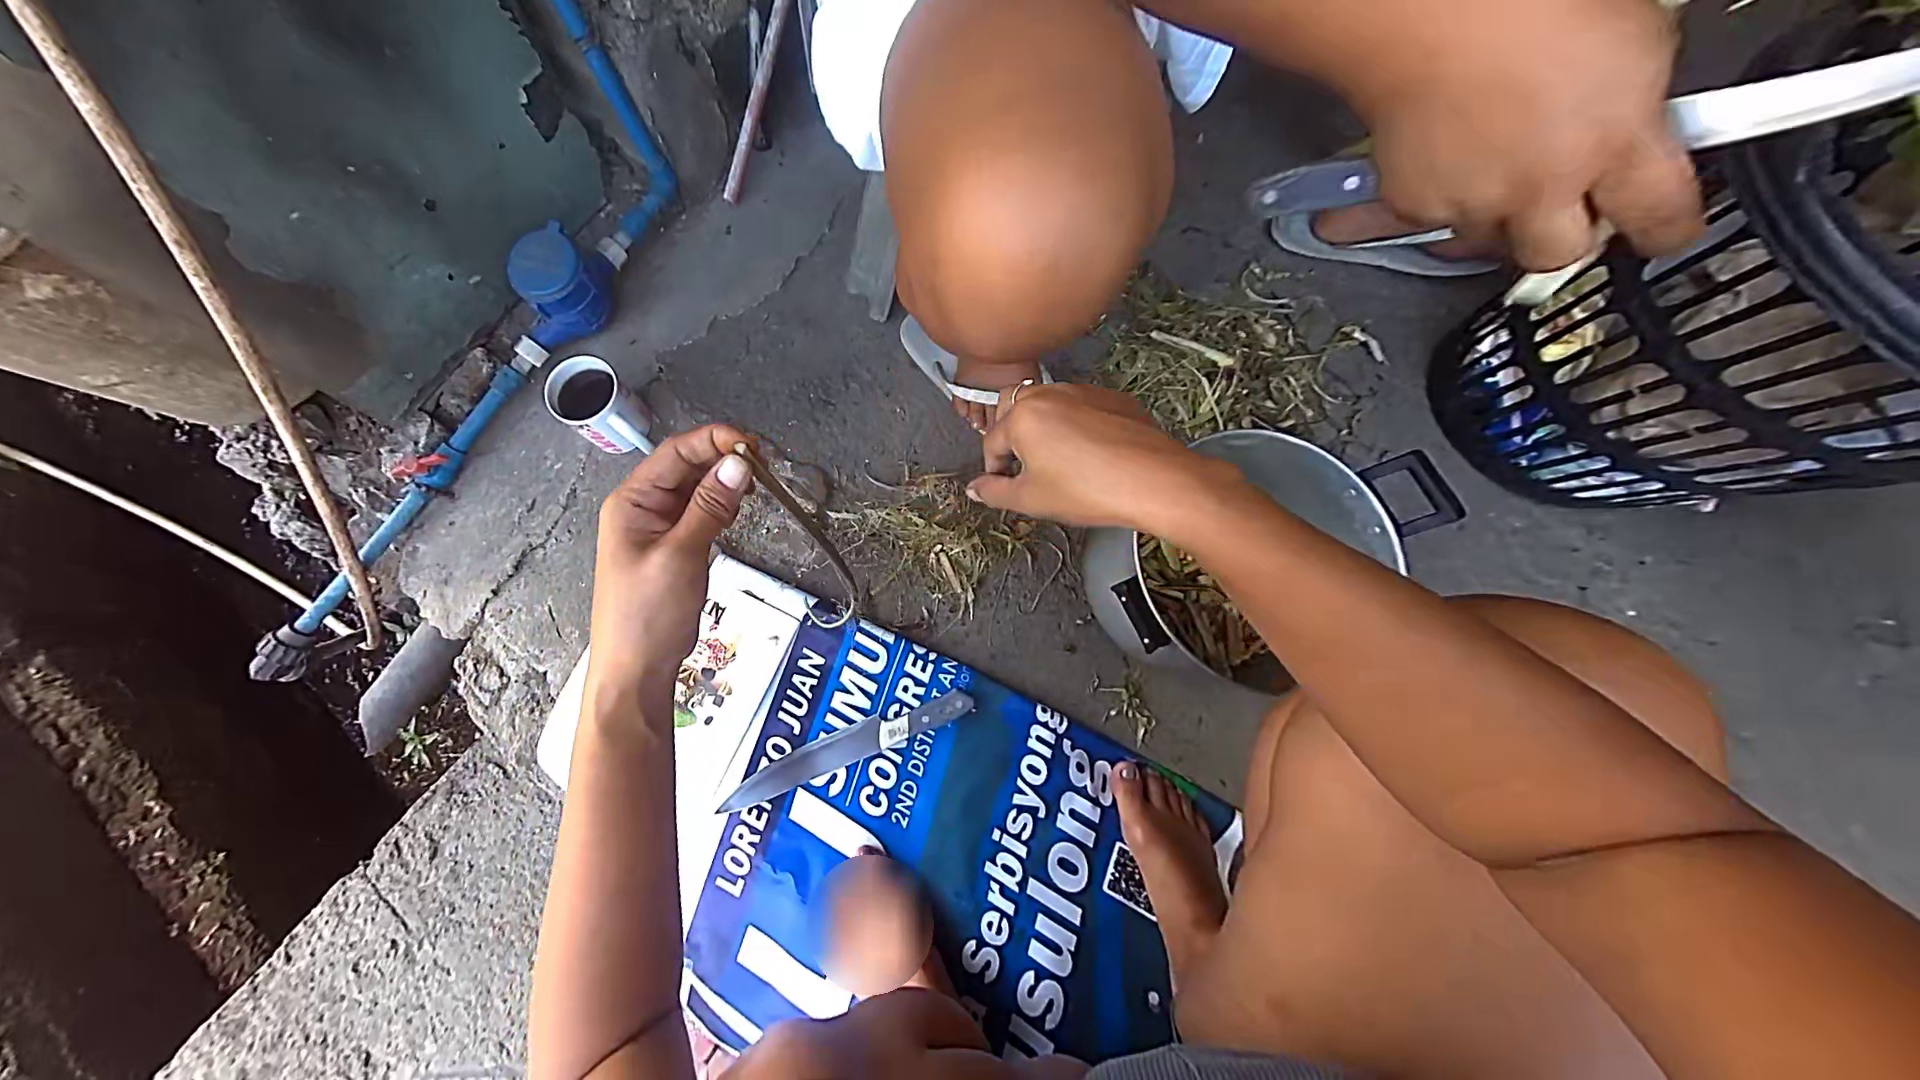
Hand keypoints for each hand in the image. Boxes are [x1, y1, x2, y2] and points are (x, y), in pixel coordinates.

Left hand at [584, 425, 756, 711]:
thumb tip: (737, 465)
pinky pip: (703, 512)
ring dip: (727, 482)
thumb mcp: (681, 555)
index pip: (676, 453)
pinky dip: (724, 505)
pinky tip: (740, 508)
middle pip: (688, 467)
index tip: (752, 444)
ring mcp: (660, 527)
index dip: (714, 441)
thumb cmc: (645, 616)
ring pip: (699, 489)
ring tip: (757, 486)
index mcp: (633, 502)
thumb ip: (710, 507)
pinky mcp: (677, 545)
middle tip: (764, 466)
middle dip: (725, 460)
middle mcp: (644, 508)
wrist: (637, 668)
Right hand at [966, 385, 1240, 535]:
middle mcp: (1049, 395)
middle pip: (1013, 409)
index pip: (991, 442)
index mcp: (1022, 417)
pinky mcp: (1112, 399)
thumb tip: (976, 489)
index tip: (1002, 485)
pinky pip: (1081, 406)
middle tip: (1023, 467)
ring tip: (1056, 460)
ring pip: (1048, 403)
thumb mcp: (1031, 500)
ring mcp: (1083, 392)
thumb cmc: (1091, 489)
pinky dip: (1075, 423)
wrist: (1153, 480)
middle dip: (1010, 435)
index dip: (993, 469)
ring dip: (1041, 426)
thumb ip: (995, 493)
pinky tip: (1088, 454)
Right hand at [1333, 0, 1702, 268]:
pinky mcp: (1419, 209)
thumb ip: (1636, 108)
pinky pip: (1435, 221)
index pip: (1659, 214)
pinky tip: (1450, 162)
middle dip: (1565, 238)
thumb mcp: (1634, 40)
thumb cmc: (1525, 9)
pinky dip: (1443, 201)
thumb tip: (1639, 136)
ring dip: (1499, 215)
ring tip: (1494, 167)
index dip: (1666, 229)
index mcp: (1613, 139)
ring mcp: (1473, 204)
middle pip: (1557, 254)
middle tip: (1563, 211)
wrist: (1432, 25)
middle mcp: (1540, 186)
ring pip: (1490, 239)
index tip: (1664, 233)